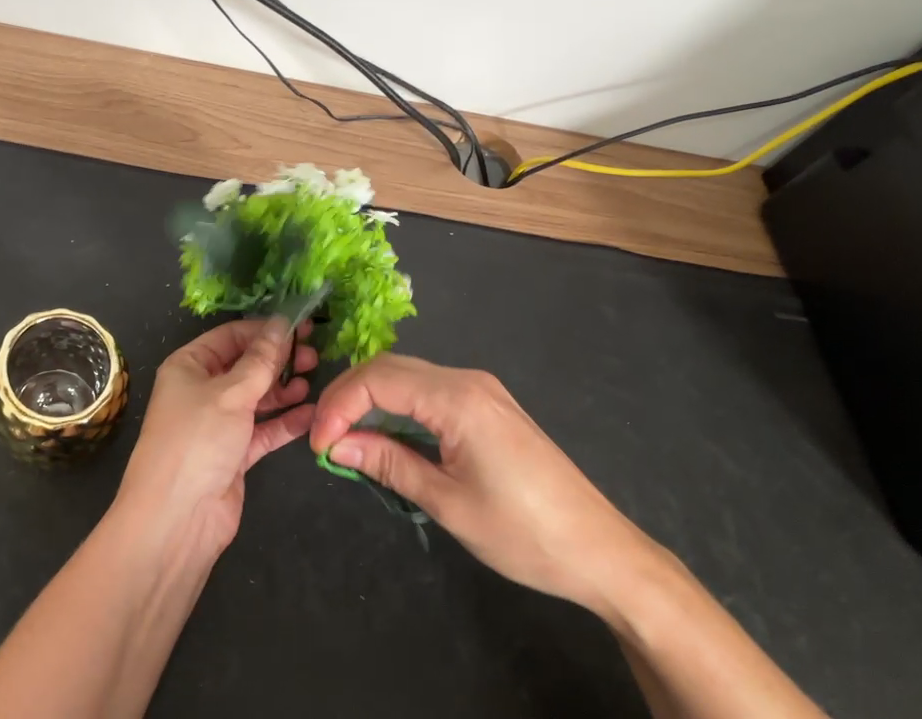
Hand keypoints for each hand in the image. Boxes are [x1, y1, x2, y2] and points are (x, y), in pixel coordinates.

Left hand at [114, 319, 317, 560]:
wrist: (177, 515)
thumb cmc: (197, 440)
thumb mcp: (230, 393)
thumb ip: (261, 361)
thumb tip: (282, 324)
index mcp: (189, 366)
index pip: (230, 337)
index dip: (265, 331)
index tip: (302, 328)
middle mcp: (201, 390)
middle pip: (245, 366)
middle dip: (278, 361)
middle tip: (314, 357)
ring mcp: (218, 423)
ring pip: (256, 398)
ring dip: (284, 390)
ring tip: (313, 382)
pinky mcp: (234, 453)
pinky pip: (264, 430)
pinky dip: (285, 422)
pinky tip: (311, 414)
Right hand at [310, 354, 672, 619]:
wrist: (602, 553)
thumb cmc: (524, 533)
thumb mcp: (447, 503)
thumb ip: (388, 464)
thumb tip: (335, 444)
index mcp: (458, 399)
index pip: (378, 379)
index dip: (339, 406)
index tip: (319, 445)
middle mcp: (469, 381)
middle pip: (389, 368)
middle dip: (348, 397)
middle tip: (324, 439)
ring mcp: (482, 391)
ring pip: (408, 376)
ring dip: (370, 400)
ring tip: (346, 438)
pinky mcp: (490, 407)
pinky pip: (429, 391)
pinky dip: (397, 406)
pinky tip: (386, 436)